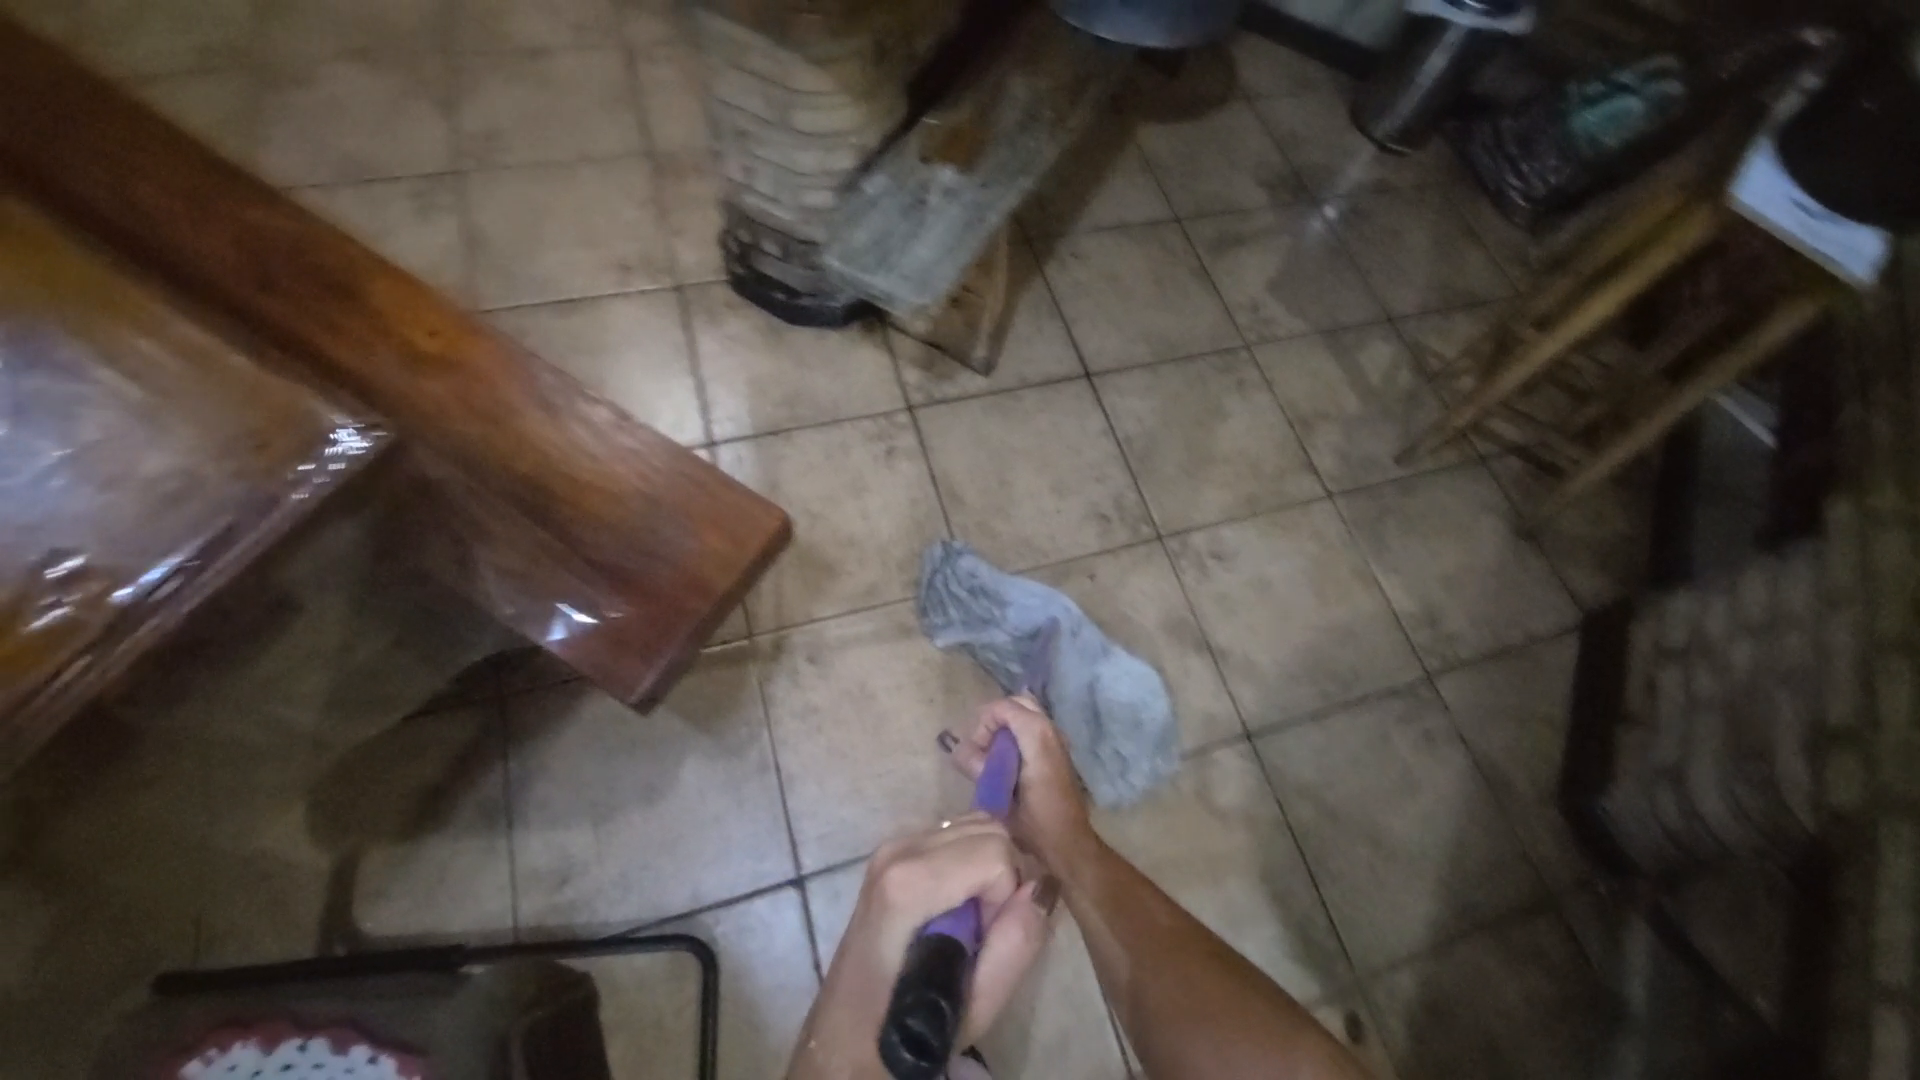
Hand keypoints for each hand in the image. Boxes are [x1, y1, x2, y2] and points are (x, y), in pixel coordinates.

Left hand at [800, 814, 1054, 1078]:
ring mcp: (892, 844)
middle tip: (981, 930)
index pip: (995, 852)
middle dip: (1002, 877)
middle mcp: (897, 849)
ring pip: (976, 825)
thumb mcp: (976, 1006)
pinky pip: (957, 833)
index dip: (1005, 896)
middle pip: (988, 829)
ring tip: (967, 921)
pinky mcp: (894, 848)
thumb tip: (1044, 885)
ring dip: (989, 868)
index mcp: (907, 884)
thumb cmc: (908, 1030)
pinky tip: (954, 906)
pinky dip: (972, 862)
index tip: (986, 937)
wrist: (848, 1038)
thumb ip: (1015, 944)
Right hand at [946, 696, 1095, 869]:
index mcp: (1037, 736)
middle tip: (982, 746)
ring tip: (992, 756)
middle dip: (994, 719)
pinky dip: (1017, 736)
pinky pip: (1033, 730)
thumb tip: (959, 750)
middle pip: (1017, 704)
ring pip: (1026, 715)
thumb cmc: (1034, 823)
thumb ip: (978, 767)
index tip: (976, 749)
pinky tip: (1007, 763)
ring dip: (1005, 728)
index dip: (984, 722)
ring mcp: (1058, 740)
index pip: (1004, 707)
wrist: (1069, 843)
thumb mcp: (998, 796)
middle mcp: (1051, 730)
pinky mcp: (1058, 753)